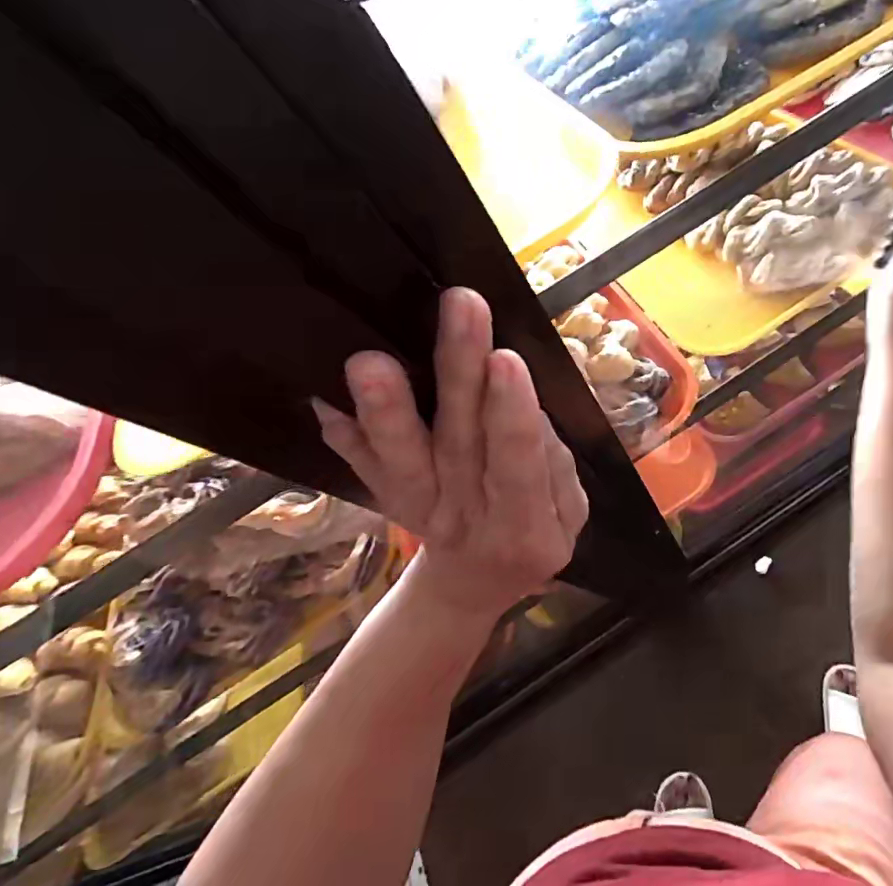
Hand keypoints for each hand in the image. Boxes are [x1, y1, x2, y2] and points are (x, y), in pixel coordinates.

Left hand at [311, 288, 587, 619]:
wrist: (475, 583)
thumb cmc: (534, 536)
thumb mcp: (567, 515)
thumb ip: (553, 464)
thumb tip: (526, 398)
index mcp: (521, 524)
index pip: (518, 465)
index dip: (510, 415)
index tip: (504, 359)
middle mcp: (462, 516)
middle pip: (458, 445)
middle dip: (459, 375)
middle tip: (459, 309)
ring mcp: (416, 508)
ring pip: (401, 459)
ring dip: (386, 408)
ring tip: (370, 361)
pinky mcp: (385, 498)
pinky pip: (361, 468)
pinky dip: (344, 434)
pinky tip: (324, 398)